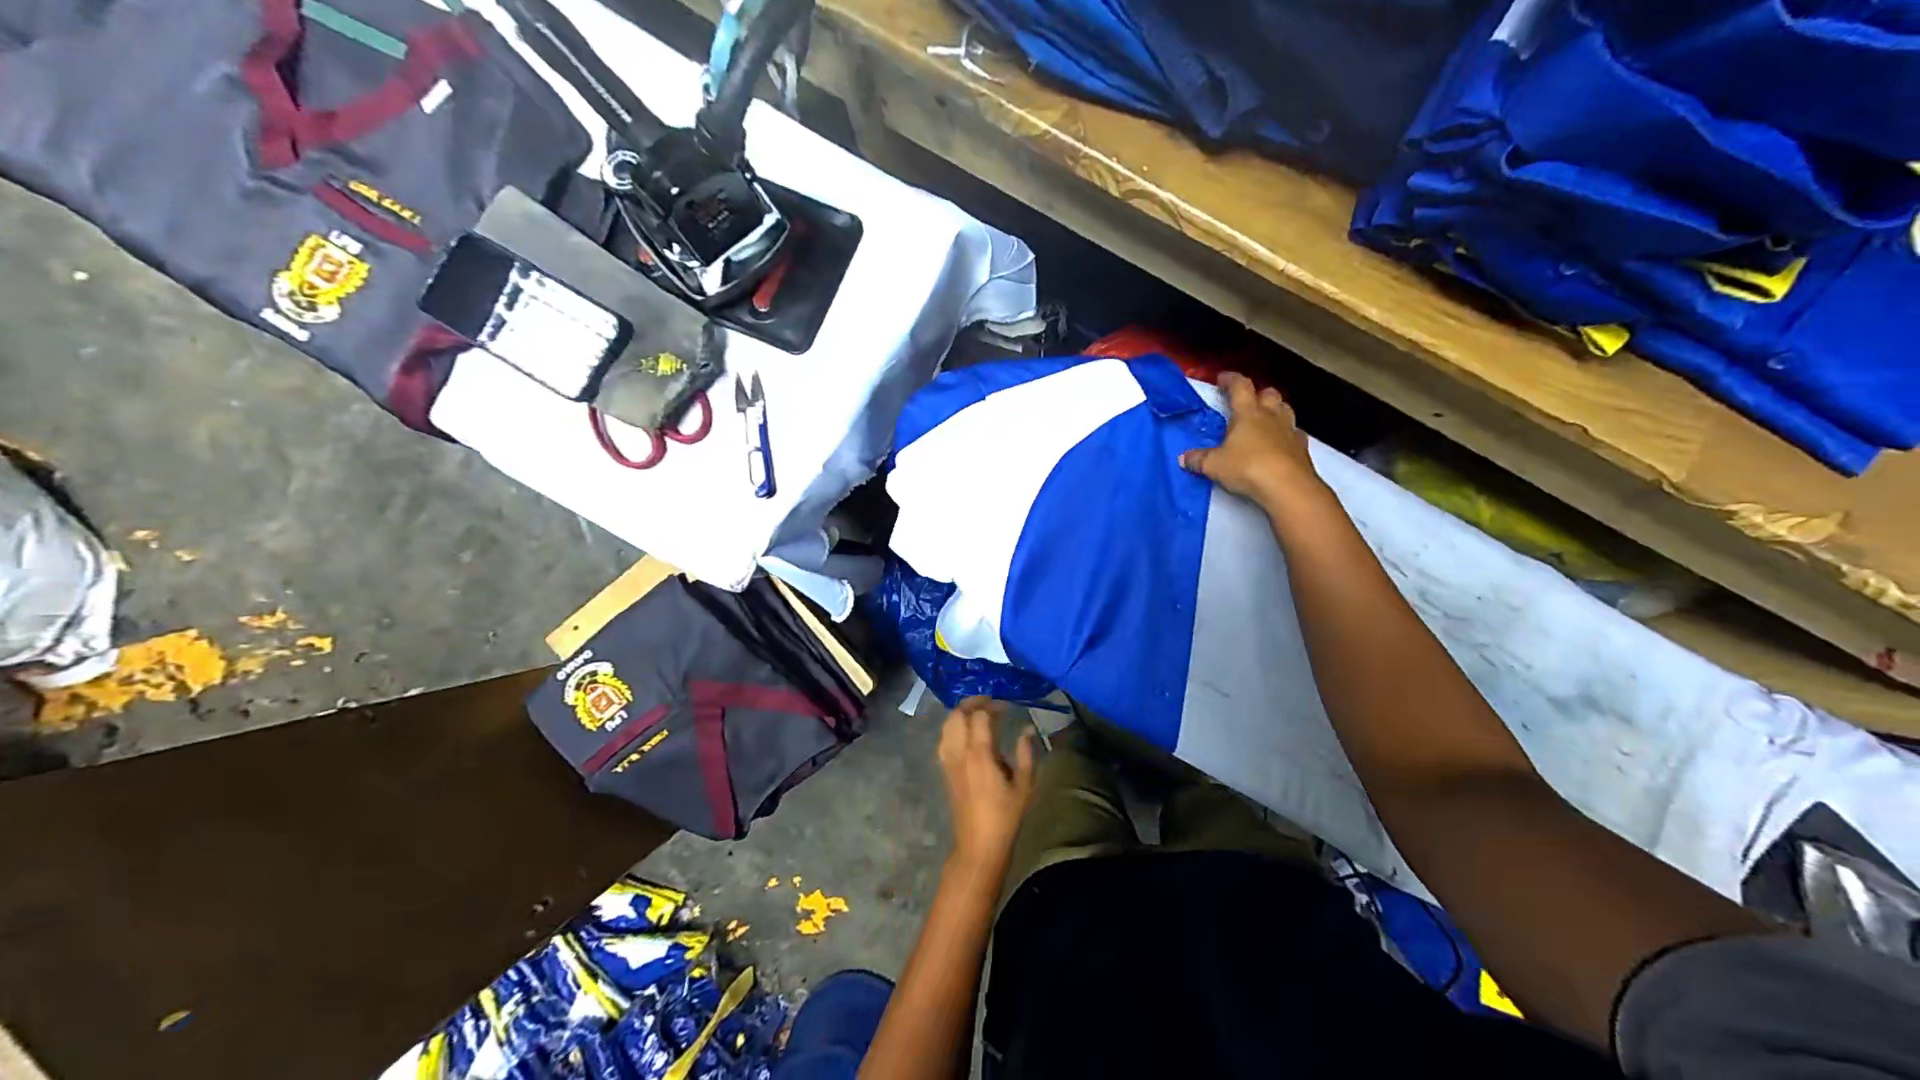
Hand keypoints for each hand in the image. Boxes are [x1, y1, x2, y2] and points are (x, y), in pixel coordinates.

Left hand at [937, 697, 1035, 876]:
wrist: (978, 844)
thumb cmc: (1005, 816)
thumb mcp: (1024, 786)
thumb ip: (1025, 754)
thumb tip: (1026, 729)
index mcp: (980, 755)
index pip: (980, 717)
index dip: (992, 706)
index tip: (1005, 705)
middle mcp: (959, 753)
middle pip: (957, 715)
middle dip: (971, 704)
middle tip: (988, 702)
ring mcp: (948, 761)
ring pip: (946, 725)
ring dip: (960, 714)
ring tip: (977, 713)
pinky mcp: (944, 770)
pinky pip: (944, 739)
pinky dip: (952, 728)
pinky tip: (965, 732)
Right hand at [1180, 372, 1327, 515]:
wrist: (1287, 487)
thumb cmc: (1247, 468)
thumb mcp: (1214, 465)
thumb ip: (1198, 459)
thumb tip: (1184, 458)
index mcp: (1248, 413)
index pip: (1240, 386)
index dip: (1231, 379)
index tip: (1222, 378)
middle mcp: (1271, 416)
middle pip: (1268, 393)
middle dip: (1257, 393)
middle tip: (1246, 401)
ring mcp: (1289, 430)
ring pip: (1285, 409)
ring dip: (1275, 409)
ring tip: (1264, 418)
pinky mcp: (1302, 447)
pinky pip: (1295, 432)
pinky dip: (1286, 433)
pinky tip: (1280, 442)